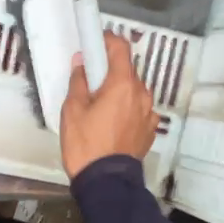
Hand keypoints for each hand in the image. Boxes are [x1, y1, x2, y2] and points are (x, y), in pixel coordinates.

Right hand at [60, 33, 158, 177]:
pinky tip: (113, 124)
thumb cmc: (85, 144)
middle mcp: (141, 94)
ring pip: (134, 92)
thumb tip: (81, 62)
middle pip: (127, 71)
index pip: (121, 48)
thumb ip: (79, 82)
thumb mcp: (72, 111)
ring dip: (120, 92)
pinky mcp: (150, 130)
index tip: (95, 43)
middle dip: (110, 72)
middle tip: (91, 83)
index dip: (108, 40)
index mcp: (122, 84)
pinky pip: (138, 110)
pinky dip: (127, 110)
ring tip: (101, 108)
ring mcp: (149, 113)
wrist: (106, 182)